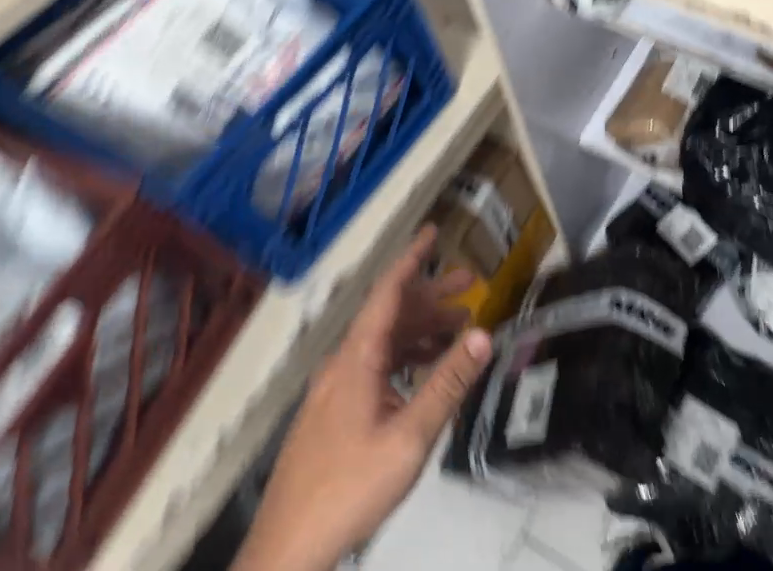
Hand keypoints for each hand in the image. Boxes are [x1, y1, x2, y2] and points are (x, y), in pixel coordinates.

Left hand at [233, 227, 493, 570]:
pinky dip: (405, 358)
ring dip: (421, 330)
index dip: (410, 260)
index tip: (431, 232)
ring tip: (461, 328)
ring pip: (381, 344)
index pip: (386, 295)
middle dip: (430, 296)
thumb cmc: (350, 488)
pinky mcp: (333, 415)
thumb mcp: (410, 437)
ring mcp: (333, 392)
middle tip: (472, 283)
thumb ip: (448, 383)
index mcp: (356, 361)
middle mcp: (341, 367)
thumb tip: (484, 333)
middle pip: (388, 316)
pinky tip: (427, 372)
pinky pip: (374, 369)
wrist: (289, 548)